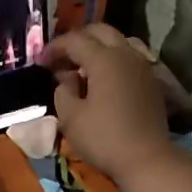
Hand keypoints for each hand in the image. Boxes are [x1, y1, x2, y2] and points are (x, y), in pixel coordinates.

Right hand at [45, 24, 188, 184]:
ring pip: (118, 43)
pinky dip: (112, 62)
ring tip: (83, 69)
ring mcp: (142, 67)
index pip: (74, 40)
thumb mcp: (71, 118)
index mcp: (104, 59)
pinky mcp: (151, 82)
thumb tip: (66, 78)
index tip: (40, 62)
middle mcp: (126, 54)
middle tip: (61, 59)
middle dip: (78, 41)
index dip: (54, 48)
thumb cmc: (104, 139)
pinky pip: (129, 59)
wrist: (146, 159)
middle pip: (100, 32)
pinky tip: (103, 81)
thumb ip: (63, 91)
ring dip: (98, 49)